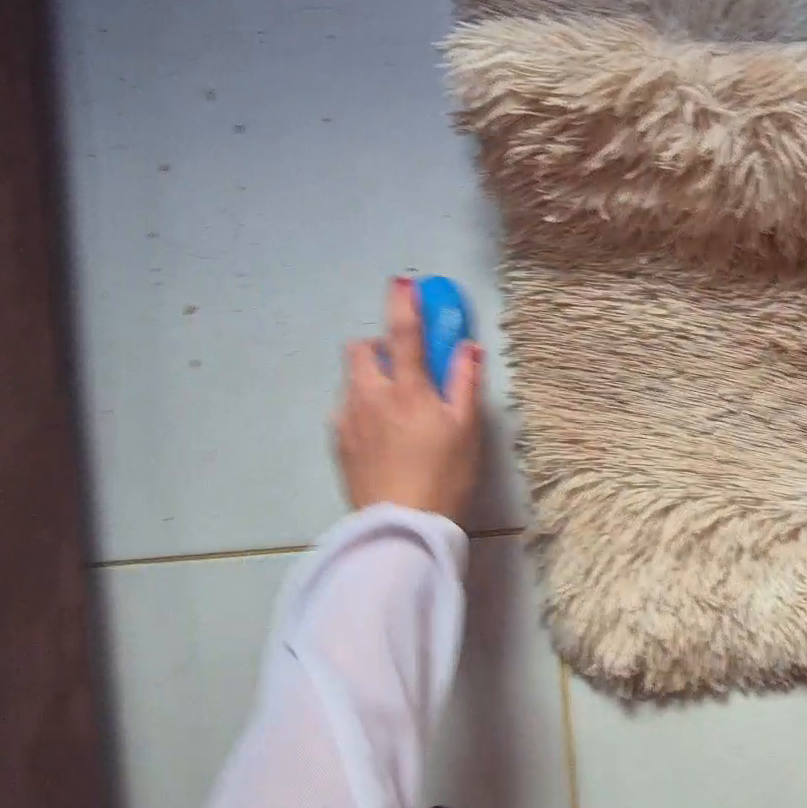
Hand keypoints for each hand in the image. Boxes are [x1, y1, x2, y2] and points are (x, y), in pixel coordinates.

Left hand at [332, 277, 483, 519]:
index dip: (403, 302)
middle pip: (361, 349)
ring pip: (352, 378)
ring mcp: (348, 419)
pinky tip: (383, 432)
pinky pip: (347, 408)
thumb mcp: (467, 428)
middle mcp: (370, 396)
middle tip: (406, 363)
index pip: (402, 332)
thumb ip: (466, 382)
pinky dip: (364, 405)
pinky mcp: (339, 442)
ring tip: (397, 404)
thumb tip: (468, 347)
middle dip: (379, 344)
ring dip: (372, 376)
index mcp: (407, 389)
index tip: (404, 281)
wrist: (401, 526)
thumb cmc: (445, 474)